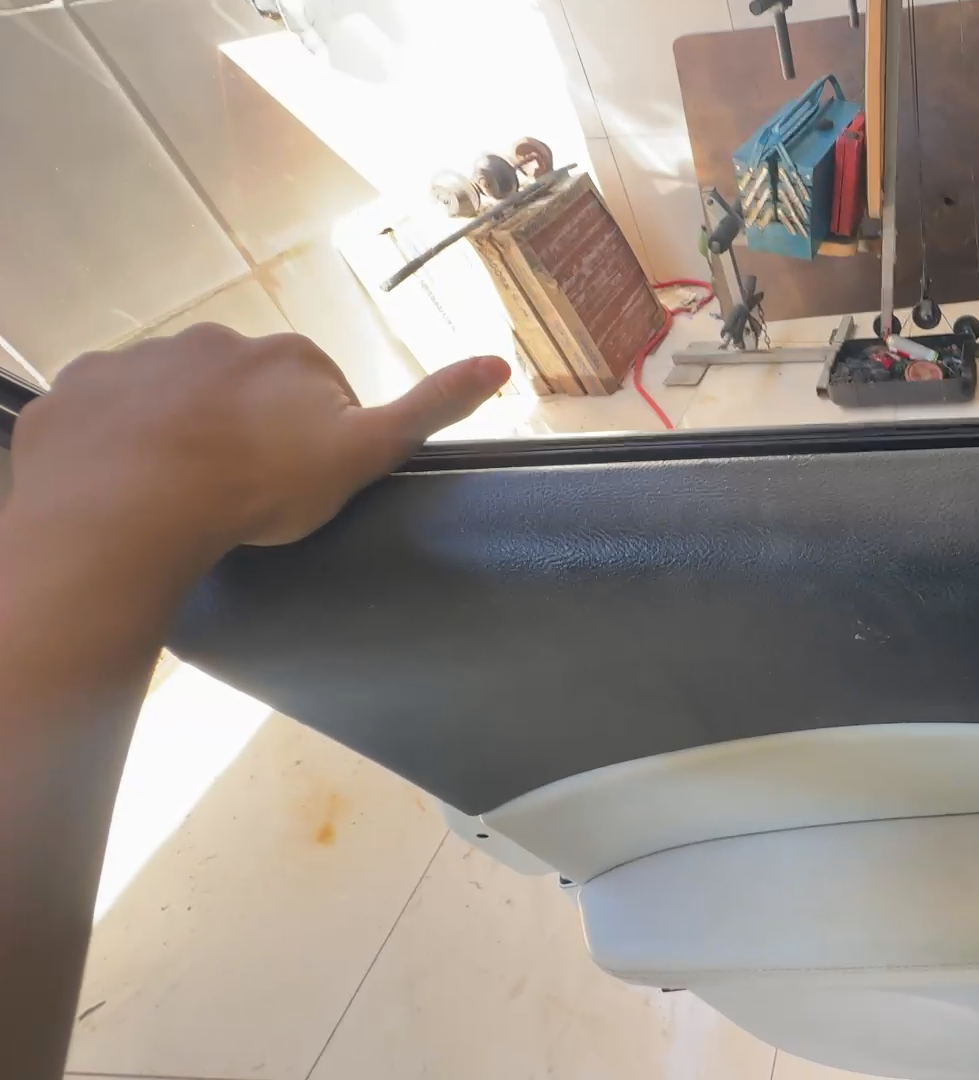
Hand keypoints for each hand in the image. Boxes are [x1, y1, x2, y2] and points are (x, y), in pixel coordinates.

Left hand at [6, 325, 508, 568]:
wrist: (126, 514)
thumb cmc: (264, 485)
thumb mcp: (370, 451)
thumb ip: (435, 406)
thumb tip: (500, 362)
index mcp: (292, 355)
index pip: (325, 392)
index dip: (326, 436)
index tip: (312, 473)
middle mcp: (218, 339)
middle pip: (256, 388)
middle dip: (261, 426)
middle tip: (258, 483)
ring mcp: (140, 359)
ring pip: (188, 394)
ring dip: (199, 427)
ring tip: (200, 484)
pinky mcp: (78, 386)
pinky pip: (120, 404)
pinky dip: (136, 432)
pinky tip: (145, 473)